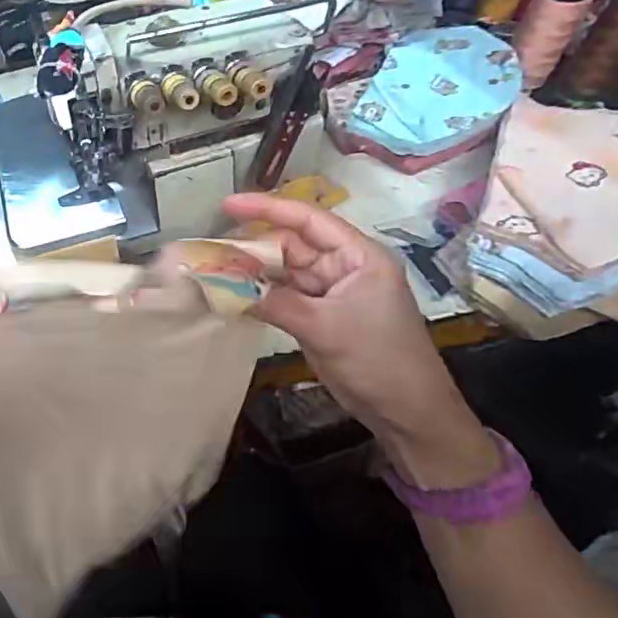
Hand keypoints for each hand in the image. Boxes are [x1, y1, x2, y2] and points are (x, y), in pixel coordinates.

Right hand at [221, 193, 499, 487]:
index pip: (308, 220)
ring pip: (283, 273)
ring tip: (212, 271)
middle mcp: (342, 267)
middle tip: (210, 250)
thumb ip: (276, 303)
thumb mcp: (326, 328)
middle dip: (252, 247)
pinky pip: (283, 298)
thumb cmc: (379, 360)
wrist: (407, 413)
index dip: (267, 208)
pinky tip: (232, 295)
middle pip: (291, 246)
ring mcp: (329, 293)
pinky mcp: (318, 317)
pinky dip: (259, 296)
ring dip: (252, 273)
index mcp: (358, 256)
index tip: (228, 204)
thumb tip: (227, 286)